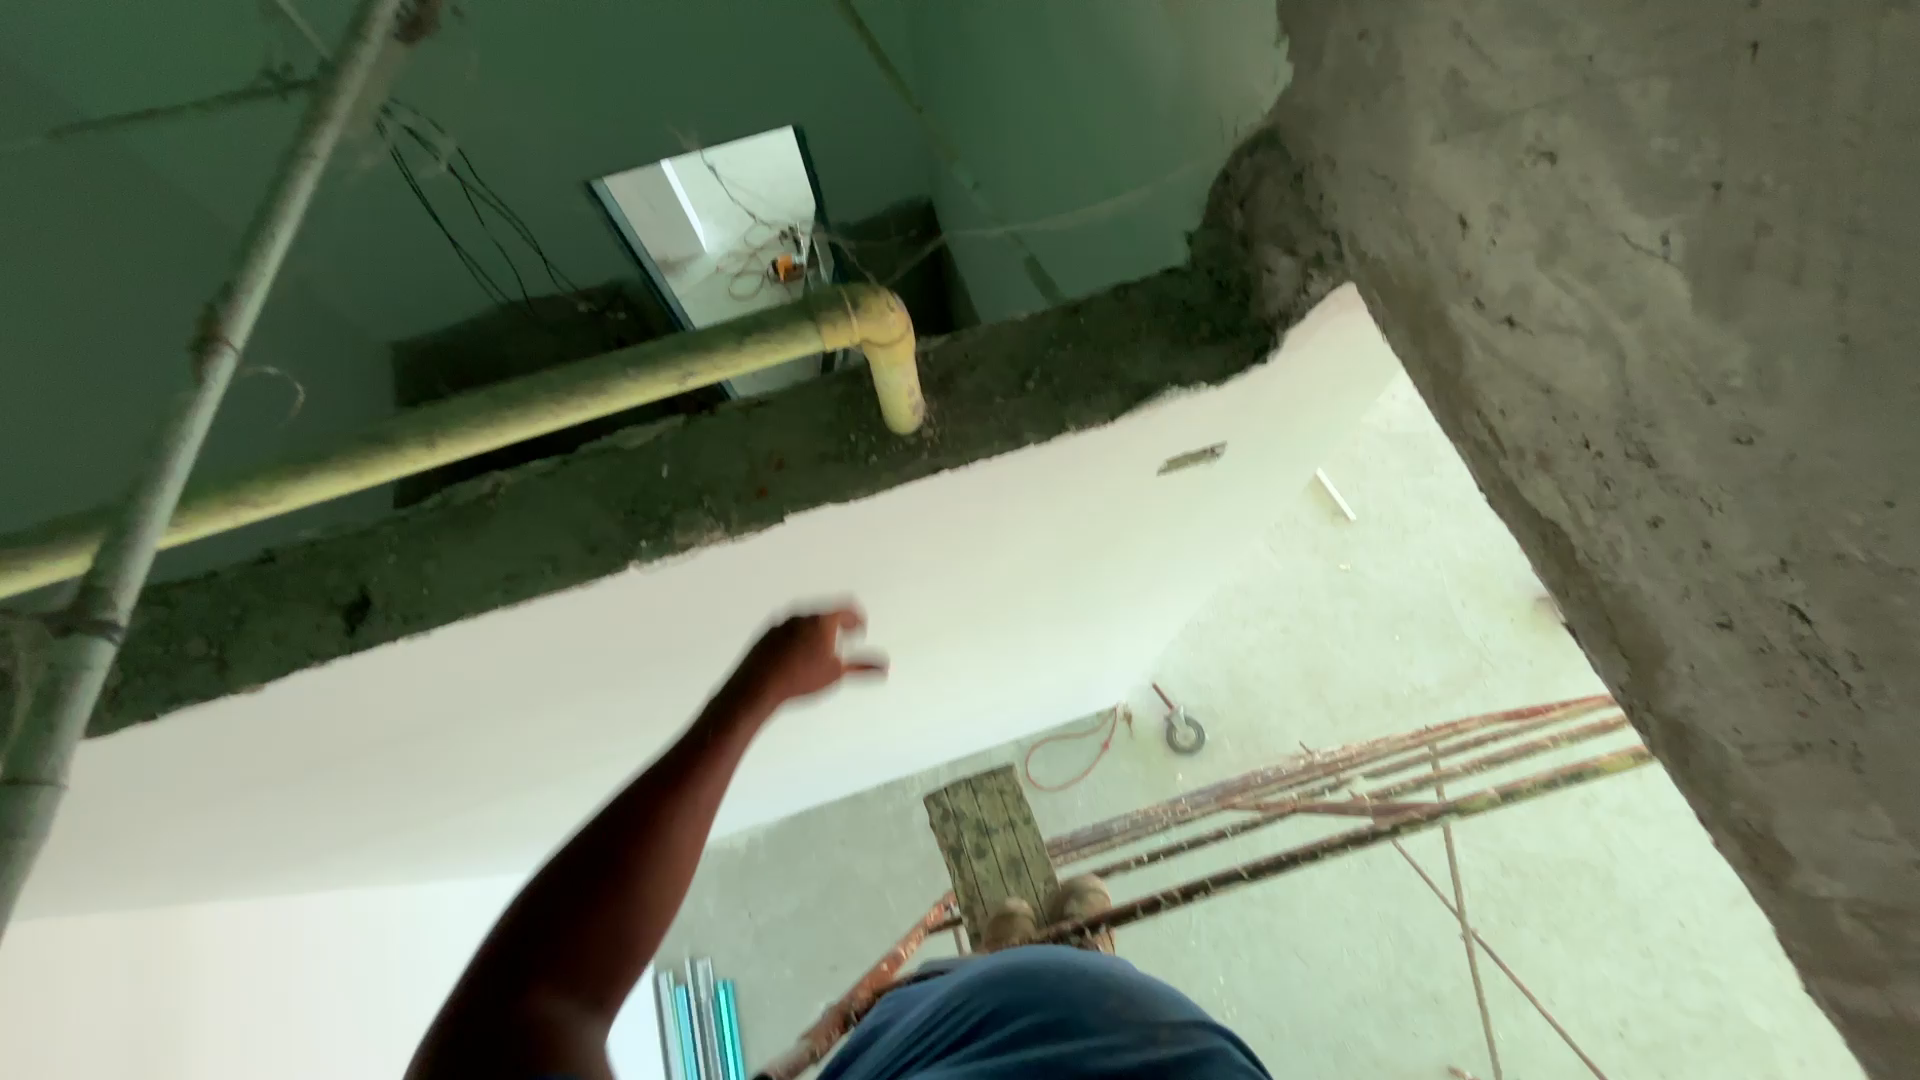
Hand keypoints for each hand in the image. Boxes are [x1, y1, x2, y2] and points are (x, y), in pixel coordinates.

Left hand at [733, 605, 887, 706]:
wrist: (758, 685)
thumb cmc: (800, 678)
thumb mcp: (837, 674)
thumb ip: (863, 667)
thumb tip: (885, 667)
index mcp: (822, 620)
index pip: (847, 609)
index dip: (858, 620)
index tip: (860, 631)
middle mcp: (802, 615)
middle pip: (826, 613)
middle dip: (839, 625)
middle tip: (845, 638)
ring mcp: (782, 622)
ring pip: (806, 621)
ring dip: (818, 631)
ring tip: (822, 650)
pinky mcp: (767, 633)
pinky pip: (789, 630)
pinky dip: (799, 637)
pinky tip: (799, 657)